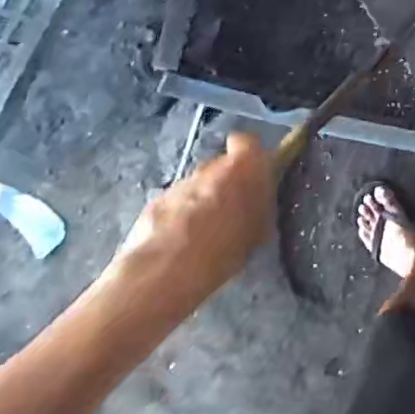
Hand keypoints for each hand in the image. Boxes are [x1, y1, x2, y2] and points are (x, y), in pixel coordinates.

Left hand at [113, 131, 275, 302]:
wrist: (164, 272)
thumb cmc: (226, 248)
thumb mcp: (260, 227)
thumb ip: (260, 202)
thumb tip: (258, 196)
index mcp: (244, 168)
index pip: (247, 141)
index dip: (250, 154)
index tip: (254, 173)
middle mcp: (210, 168)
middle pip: (221, 166)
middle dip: (226, 182)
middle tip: (231, 209)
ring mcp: (179, 184)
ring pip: (197, 185)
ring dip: (202, 200)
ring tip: (203, 232)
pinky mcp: (154, 202)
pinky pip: (175, 203)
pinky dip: (179, 216)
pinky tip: (180, 242)